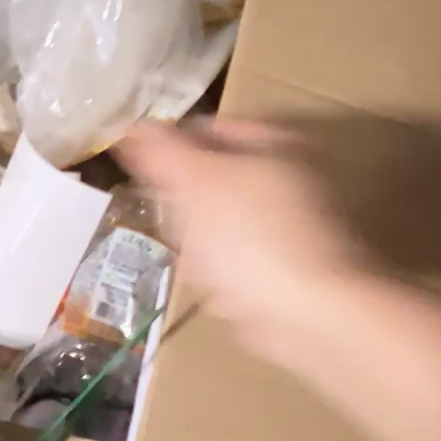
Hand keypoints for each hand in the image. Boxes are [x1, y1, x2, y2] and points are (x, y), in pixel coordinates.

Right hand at [115, 119, 369, 343]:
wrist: (305, 314)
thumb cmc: (248, 237)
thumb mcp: (194, 182)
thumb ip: (161, 151)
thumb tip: (135, 127)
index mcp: (277, 143)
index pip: (210, 129)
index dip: (172, 146)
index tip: (146, 172)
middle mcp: (293, 179)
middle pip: (218, 180)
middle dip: (187, 205)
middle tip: (169, 219)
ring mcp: (294, 228)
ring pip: (226, 226)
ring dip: (202, 245)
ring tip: (192, 261)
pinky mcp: (291, 271)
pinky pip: (242, 265)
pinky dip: (227, 276)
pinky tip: (216, 290)